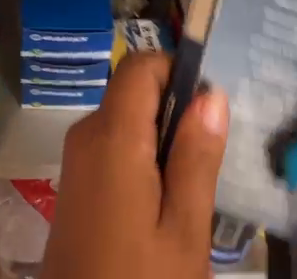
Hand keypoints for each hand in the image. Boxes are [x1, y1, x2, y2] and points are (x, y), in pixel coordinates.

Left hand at [41, 53, 229, 278]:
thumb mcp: (183, 229)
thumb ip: (195, 157)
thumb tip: (211, 92)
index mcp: (111, 135)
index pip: (140, 66)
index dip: (178, 70)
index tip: (217, 100)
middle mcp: (86, 133)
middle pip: (133, 91)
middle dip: (176, 107)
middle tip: (219, 149)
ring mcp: (77, 157)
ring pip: (125, 119)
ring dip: (163, 136)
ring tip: (202, 176)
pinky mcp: (77, 181)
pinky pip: (113, 145)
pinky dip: (144, 155)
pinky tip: (171, 196)